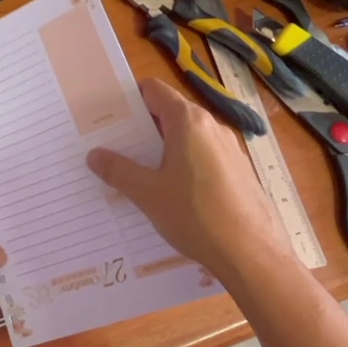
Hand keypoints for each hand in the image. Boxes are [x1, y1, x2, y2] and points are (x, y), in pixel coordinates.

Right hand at [85, 78, 286, 277]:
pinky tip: (174, 194)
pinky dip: (185, 164)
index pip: (154, 90)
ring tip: (141, 172)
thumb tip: (94, 154)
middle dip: (143, 126)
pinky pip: (204, 156)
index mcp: (188, 121)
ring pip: (188, 136)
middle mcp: (211, 127)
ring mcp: (229, 149)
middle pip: (170, 112)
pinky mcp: (239, 172)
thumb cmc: (196, 216)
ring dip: (164, 148)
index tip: (110, 116)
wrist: (253, 256)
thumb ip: (118, 170)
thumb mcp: (148, 194)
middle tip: (117, 146)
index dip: (130, 98)